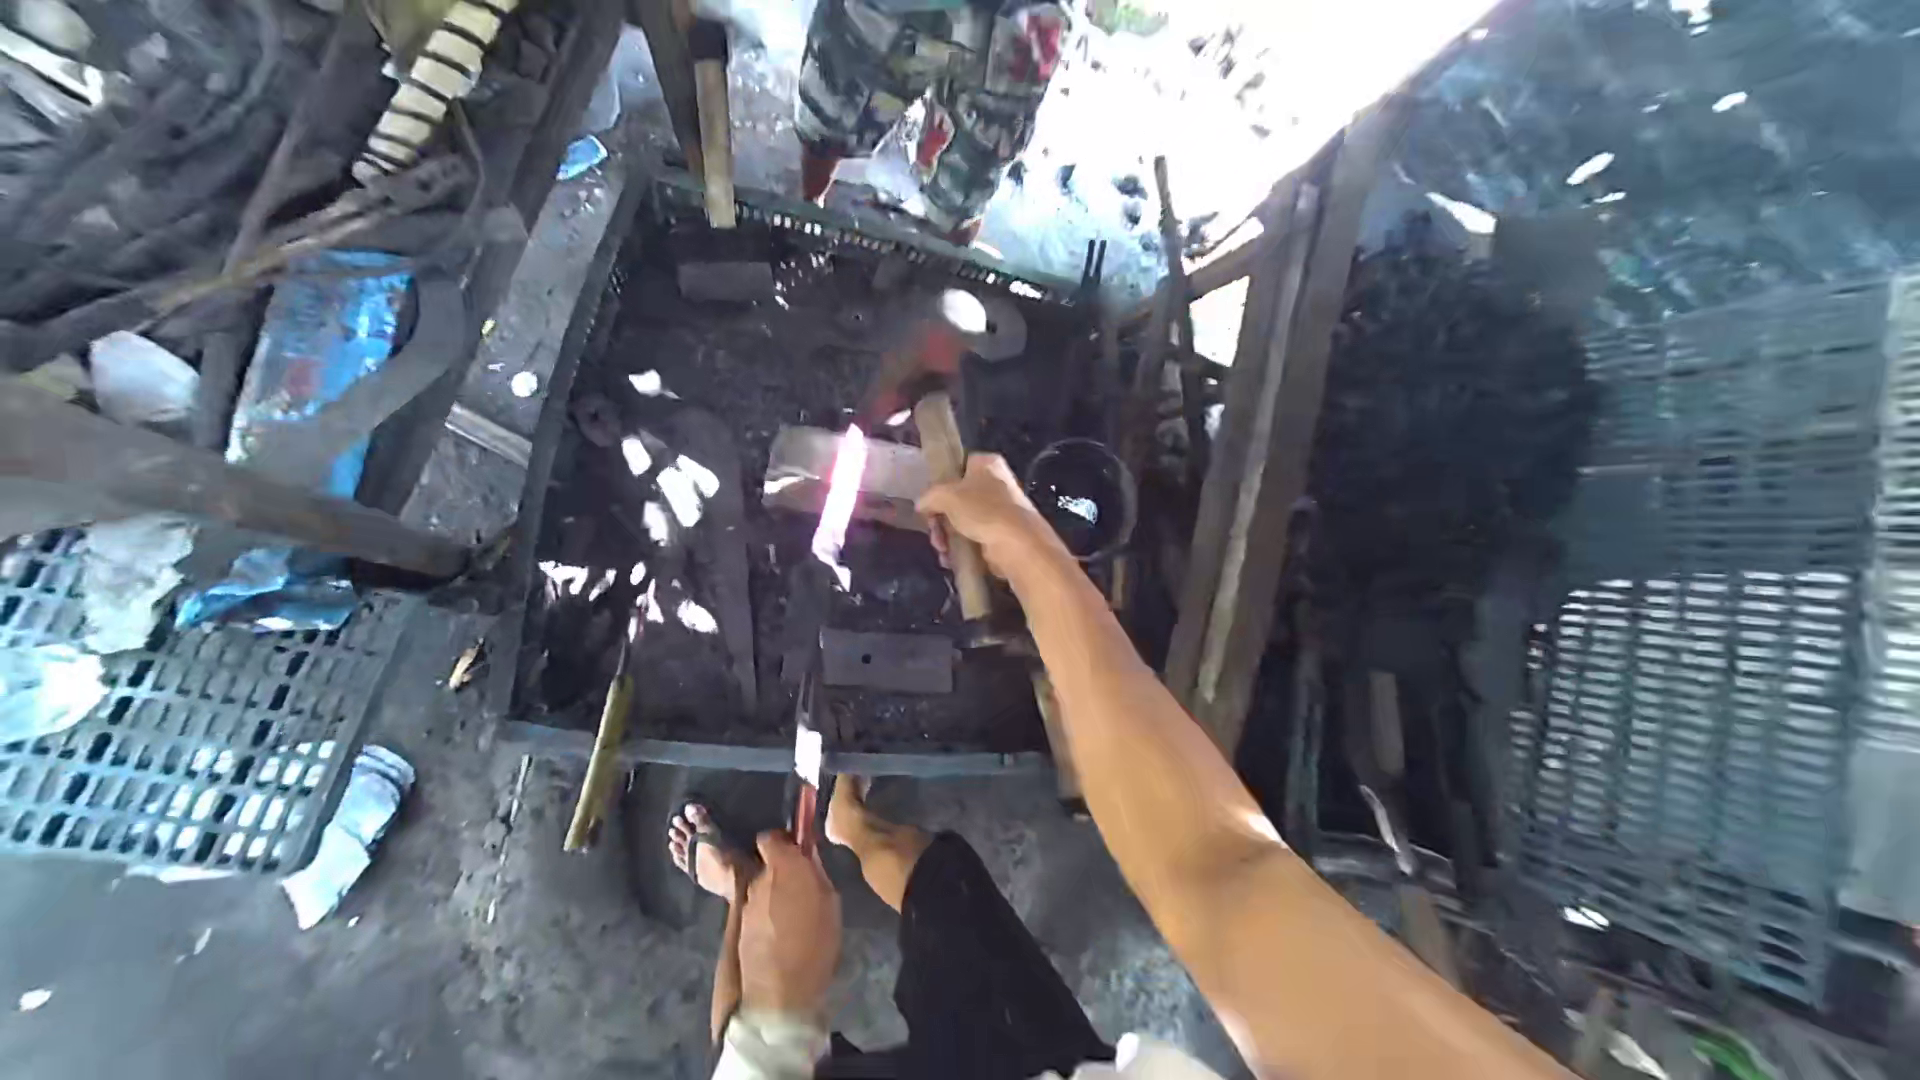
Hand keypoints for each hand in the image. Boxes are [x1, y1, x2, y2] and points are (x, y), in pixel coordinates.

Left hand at [738, 830, 840, 1018]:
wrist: (780, 994)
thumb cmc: (816, 942)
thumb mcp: (831, 901)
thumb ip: (817, 871)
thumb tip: (808, 853)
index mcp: (784, 866)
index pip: (769, 836)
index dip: (782, 842)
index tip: (796, 852)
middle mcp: (760, 880)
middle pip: (766, 865)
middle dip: (780, 871)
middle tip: (800, 888)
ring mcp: (746, 905)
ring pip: (760, 889)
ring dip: (772, 895)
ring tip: (790, 916)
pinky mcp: (740, 929)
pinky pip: (755, 911)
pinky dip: (765, 916)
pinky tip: (779, 935)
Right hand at [916, 453, 1066, 577]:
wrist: (1017, 544)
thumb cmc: (983, 510)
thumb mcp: (946, 496)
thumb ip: (929, 496)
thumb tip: (922, 505)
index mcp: (987, 464)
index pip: (957, 466)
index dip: (940, 484)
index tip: (929, 502)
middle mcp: (996, 483)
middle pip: (956, 498)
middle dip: (940, 518)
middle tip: (934, 530)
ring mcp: (999, 510)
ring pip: (962, 520)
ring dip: (947, 536)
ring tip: (943, 549)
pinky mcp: (1001, 534)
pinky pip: (972, 537)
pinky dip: (960, 548)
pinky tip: (951, 558)